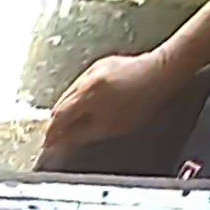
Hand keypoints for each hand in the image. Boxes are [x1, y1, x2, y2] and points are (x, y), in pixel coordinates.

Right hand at [44, 51, 184, 151]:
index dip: (51, 134)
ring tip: (65, 124)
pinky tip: (80, 107)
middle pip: (60, 104)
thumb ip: (79, 135)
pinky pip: (80, 84)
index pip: (59, 118)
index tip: (47, 146)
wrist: (162, 71)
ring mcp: (93, 69)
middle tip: (54, 137)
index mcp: (85, 96)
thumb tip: (59, 143)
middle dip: (55, 122)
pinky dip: (75, 98)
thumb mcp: (106, 127)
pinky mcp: (102, 64)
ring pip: (69, 93)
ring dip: (64, 109)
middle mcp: (85, 80)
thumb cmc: (138, 105)